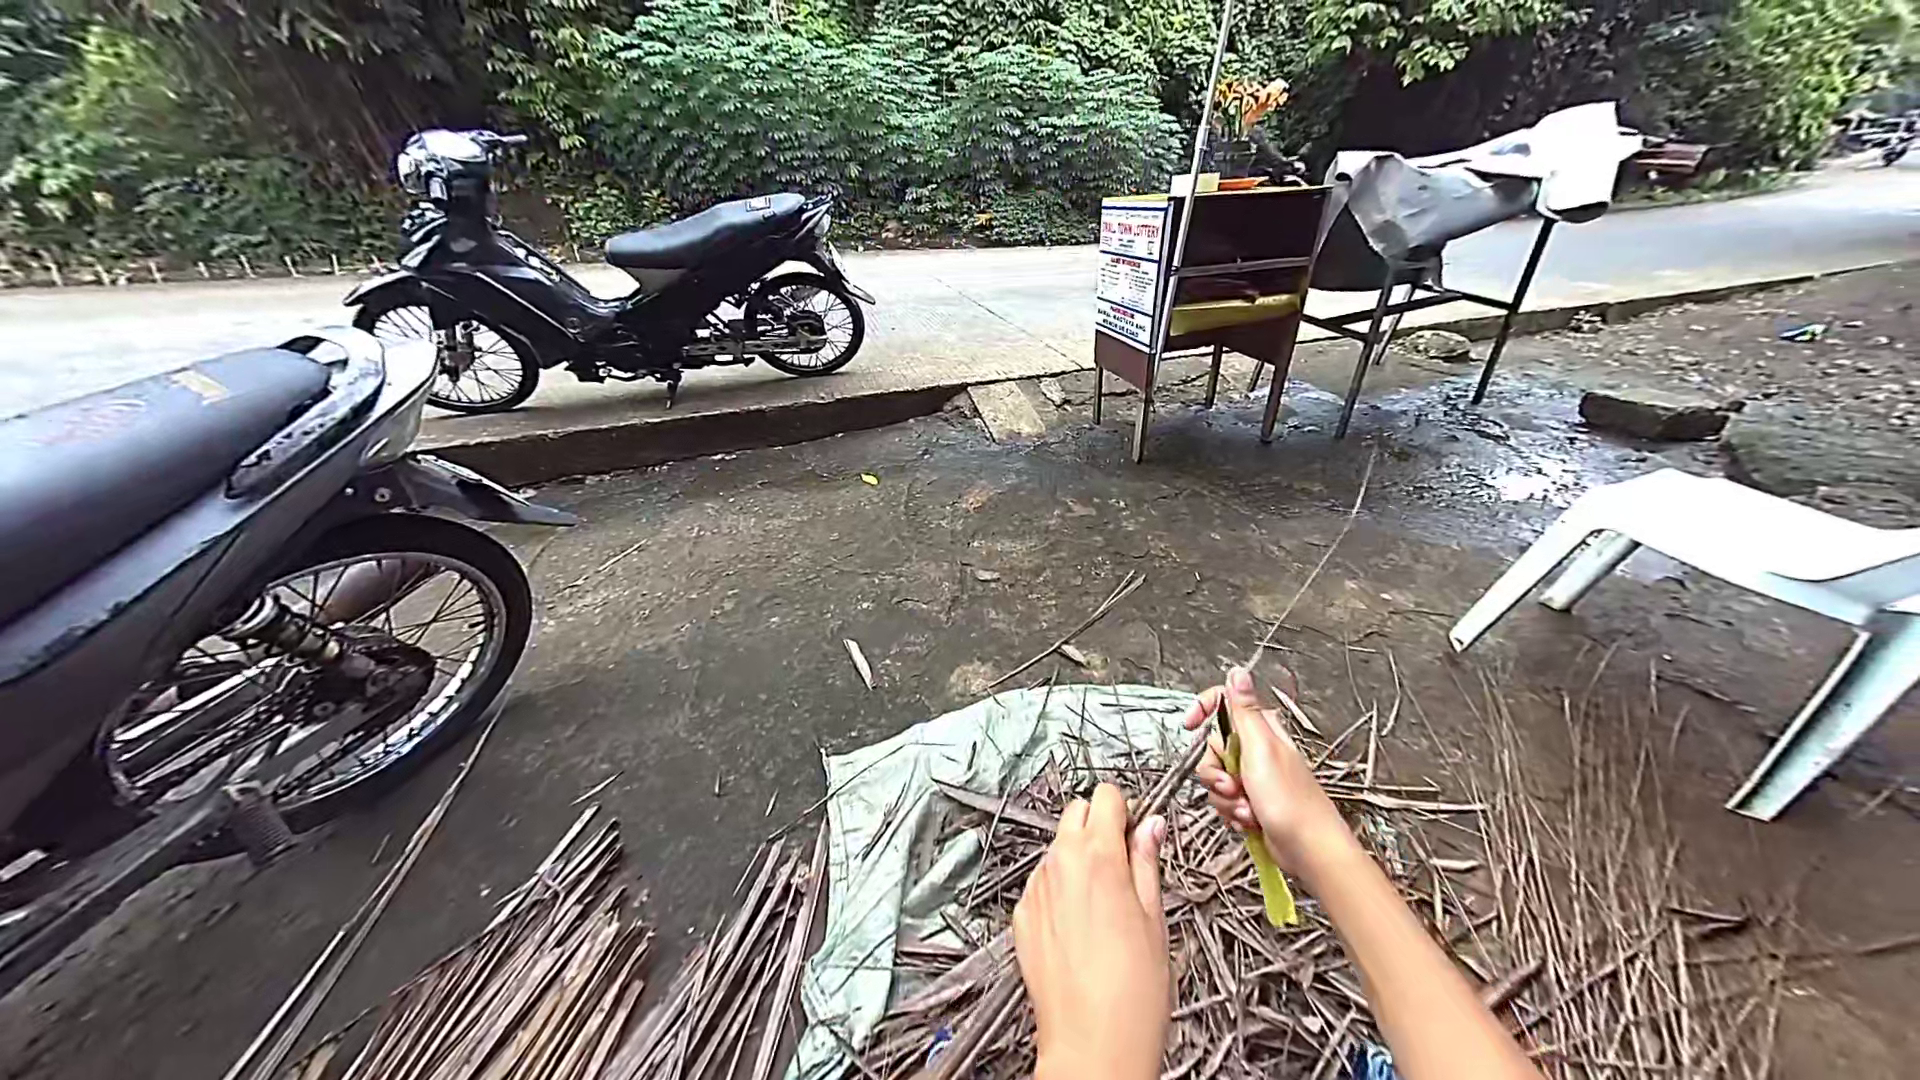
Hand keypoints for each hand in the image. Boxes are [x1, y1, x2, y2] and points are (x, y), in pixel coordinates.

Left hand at [1013, 783, 1169, 1079]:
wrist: (1091, 1046)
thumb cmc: (1131, 992)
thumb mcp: (1155, 918)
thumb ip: (1147, 860)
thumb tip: (1152, 825)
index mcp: (1099, 856)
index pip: (1106, 796)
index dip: (1125, 810)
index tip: (1135, 829)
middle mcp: (1061, 862)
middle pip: (1077, 811)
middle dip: (1099, 825)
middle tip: (1121, 862)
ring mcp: (1037, 886)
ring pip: (1058, 846)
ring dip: (1078, 857)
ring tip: (1102, 903)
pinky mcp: (1022, 911)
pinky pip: (1042, 880)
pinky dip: (1059, 888)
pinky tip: (1079, 924)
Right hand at [1182, 665, 1356, 879]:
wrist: (1310, 853)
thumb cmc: (1291, 803)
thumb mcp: (1261, 749)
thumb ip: (1245, 710)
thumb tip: (1238, 672)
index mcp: (1261, 729)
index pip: (1223, 703)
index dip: (1202, 711)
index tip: (1190, 725)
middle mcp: (1256, 750)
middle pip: (1212, 746)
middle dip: (1215, 771)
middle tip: (1233, 785)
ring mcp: (1253, 777)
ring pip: (1215, 776)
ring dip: (1225, 798)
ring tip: (1247, 810)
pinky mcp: (1251, 801)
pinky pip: (1223, 800)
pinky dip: (1231, 812)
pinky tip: (1249, 821)